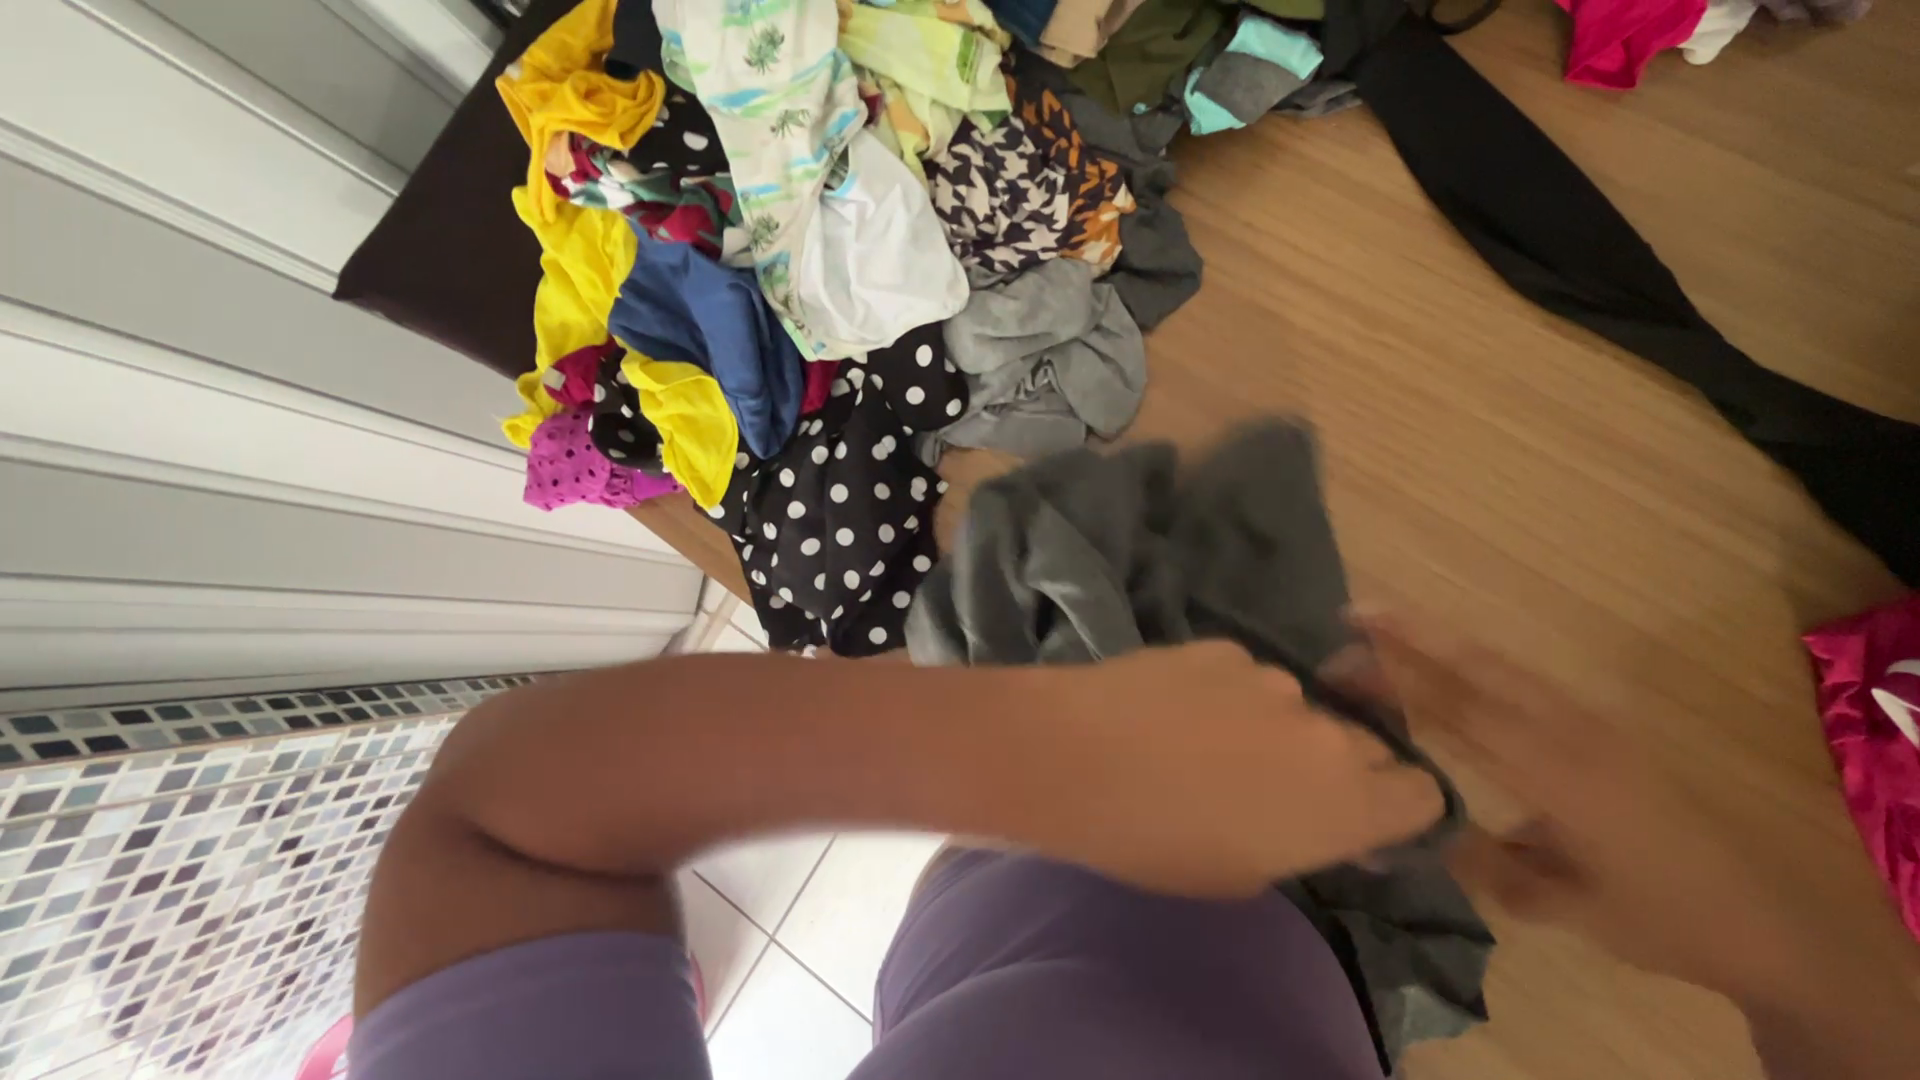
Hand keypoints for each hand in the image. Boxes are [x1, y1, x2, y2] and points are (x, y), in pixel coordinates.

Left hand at [1022, 640, 1446, 897]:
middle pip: (1365, 744)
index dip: (1394, 806)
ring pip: (1296, 707)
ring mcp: (1272, 680)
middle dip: (1335, 764)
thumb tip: (1311, 817)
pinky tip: (1170, 708)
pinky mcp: (1222, 647)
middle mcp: (1325, 732)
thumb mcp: (1239, 874)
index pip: (1422, 795)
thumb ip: (1297, 841)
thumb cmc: (1153, 841)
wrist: (1072, 757)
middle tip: (1273, 783)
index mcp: (1346, 802)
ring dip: (1272, 724)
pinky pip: (1243, 677)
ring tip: (1203, 742)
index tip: (1356, 815)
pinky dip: (1223, 692)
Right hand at [1353, 611, 1886, 999]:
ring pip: (1500, 664)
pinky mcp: (1597, 726)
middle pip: (1477, 667)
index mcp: (1557, 772)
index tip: (1342, 665)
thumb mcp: (1560, 907)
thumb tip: (1399, 829)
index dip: (1397, 680)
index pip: (1458, 710)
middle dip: (1411, 635)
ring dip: (1437, 639)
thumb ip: (1479, 861)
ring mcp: (1588, 722)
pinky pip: (1520, 678)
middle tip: (1350, 614)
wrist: (1762, 920)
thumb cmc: (1657, 917)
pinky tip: (1442, 659)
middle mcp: (1571, 731)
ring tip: (1381, 621)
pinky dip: (1469, 659)